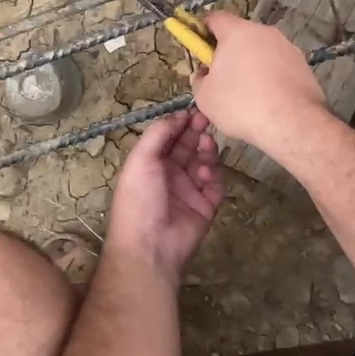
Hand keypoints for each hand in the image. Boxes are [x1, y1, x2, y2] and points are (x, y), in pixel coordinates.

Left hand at [105, 110, 224, 278]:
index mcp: (149, 163)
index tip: (193, 110)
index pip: (168, 137)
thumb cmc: (139, 198)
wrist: (150, 246)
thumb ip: (159, 133)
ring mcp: (188, 190)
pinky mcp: (206, 206)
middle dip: (195, 132)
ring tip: (206, 144)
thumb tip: (178, 115)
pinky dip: (213, 175)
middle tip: (206, 119)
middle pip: (187, 146)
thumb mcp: (141, 159)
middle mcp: (169, 174)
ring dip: (205, 150)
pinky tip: (206, 173)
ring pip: (203, 162)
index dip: (179, 123)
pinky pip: (215, 185)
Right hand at [190, 13, 328, 153]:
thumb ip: (199, 78)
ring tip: (248, 95)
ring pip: (261, 50)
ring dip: (251, 65)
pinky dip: (271, 77)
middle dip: (229, 52)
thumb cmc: (241, 104)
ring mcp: (287, 46)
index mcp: (237, 31)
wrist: (292, 123)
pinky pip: (278, 65)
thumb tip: (204, 73)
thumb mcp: (205, 96)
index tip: (200, 49)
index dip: (203, 31)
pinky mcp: (303, 64)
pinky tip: (268, 100)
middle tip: (222, 78)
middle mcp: (264, 32)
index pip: (215, 18)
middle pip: (240, 34)